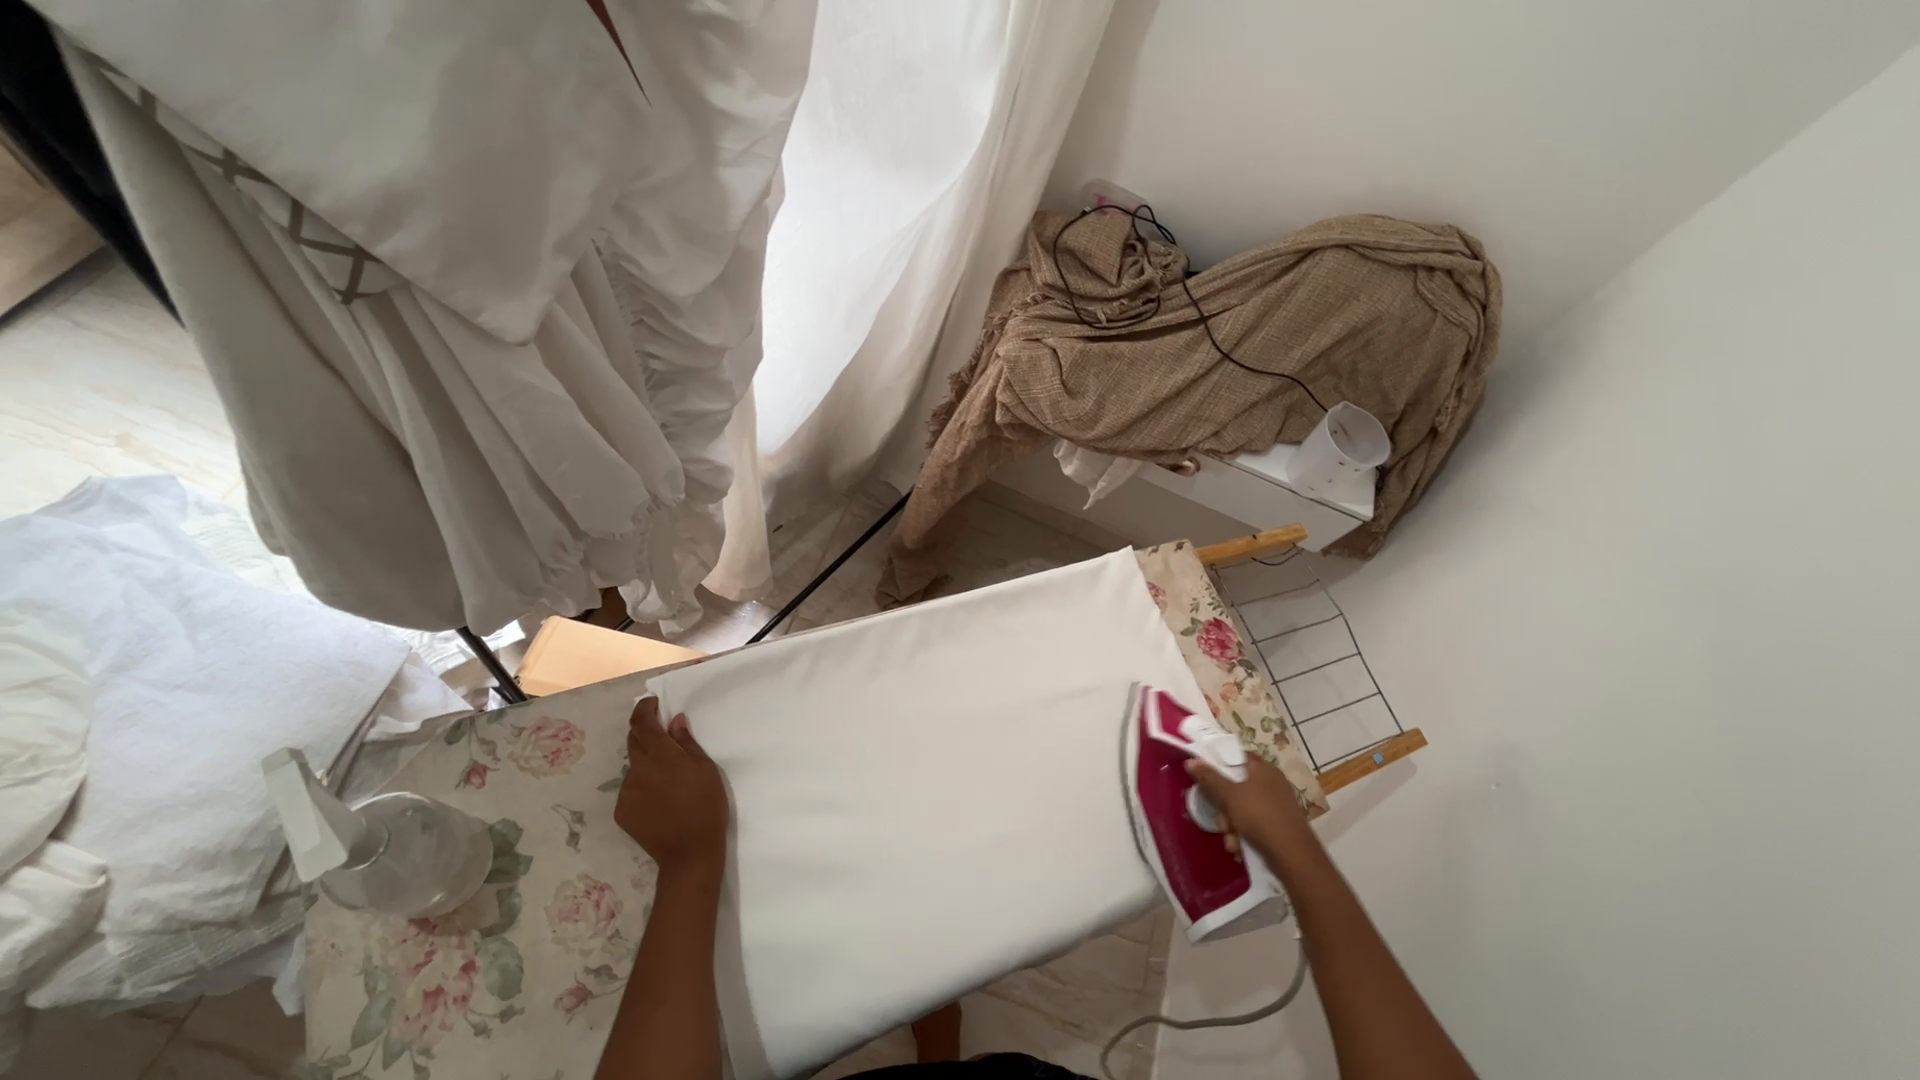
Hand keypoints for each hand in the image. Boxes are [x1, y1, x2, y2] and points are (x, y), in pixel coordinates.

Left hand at [615, 697, 728, 877]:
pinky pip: (631, 789)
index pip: (642, 722)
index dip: (644, 708)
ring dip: (647, 764)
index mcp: (661, 755)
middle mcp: (638, 769)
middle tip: (664, 739)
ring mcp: (627, 790)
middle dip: (646, 733)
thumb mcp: (706, 769)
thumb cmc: (707, 806)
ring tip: (668, 781)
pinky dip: (643, 786)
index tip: (652, 703)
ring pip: (634, 767)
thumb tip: (675, 721)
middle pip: (634, 740)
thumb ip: (687, 743)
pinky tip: (660, 801)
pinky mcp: (622, 810)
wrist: (689, 852)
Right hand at [1185, 753, 1308, 861]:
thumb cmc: (1260, 817)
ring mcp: (1275, 805)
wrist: (1293, 856)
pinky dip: (1243, 834)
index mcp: (1263, 769)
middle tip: (1222, 821)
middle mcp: (1271, 783)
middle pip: (1235, 786)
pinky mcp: (1277, 824)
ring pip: (1241, 808)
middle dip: (1224, 808)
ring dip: (1231, 826)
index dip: (1219, 764)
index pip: (1236, 756)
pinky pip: (1252, 823)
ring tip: (1232, 840)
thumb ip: (1209, 778)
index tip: (1205, 777)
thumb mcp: (1230, 796)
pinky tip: (1239, 847)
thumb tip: (1191, 761)